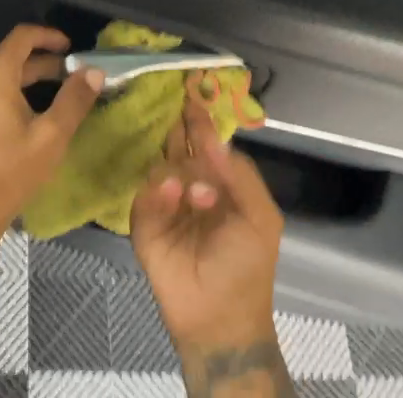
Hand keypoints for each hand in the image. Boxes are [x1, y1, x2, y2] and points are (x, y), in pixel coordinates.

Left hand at [0, 24, 104, 245]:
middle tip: (68, 79)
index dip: (48, 36)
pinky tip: (12, 124)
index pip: (21, 37)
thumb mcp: (51, 138)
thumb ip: (74, 100)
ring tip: (44, 104)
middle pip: (7, 61)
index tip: (70, 47)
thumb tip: (93, 72)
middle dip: (40, 67)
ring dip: (18, 86)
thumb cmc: (9, 175)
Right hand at [130, 78, 285, 356]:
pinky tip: (174, 195)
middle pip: (176, 143)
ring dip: (179, 169)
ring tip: (198, 195)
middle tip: (172, 99)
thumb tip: (211, 137)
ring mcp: (163, 199)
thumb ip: (239, 173)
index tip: (191, 84)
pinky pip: (145, 192)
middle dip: (177, 125)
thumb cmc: (246, 265)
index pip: (206, 139)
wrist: (219, 319)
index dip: (200, 115)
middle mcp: (188, 182)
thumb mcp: (260, 216)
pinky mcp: (142, 218)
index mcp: (218, 180)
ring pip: (160, 163)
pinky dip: (159, 190)